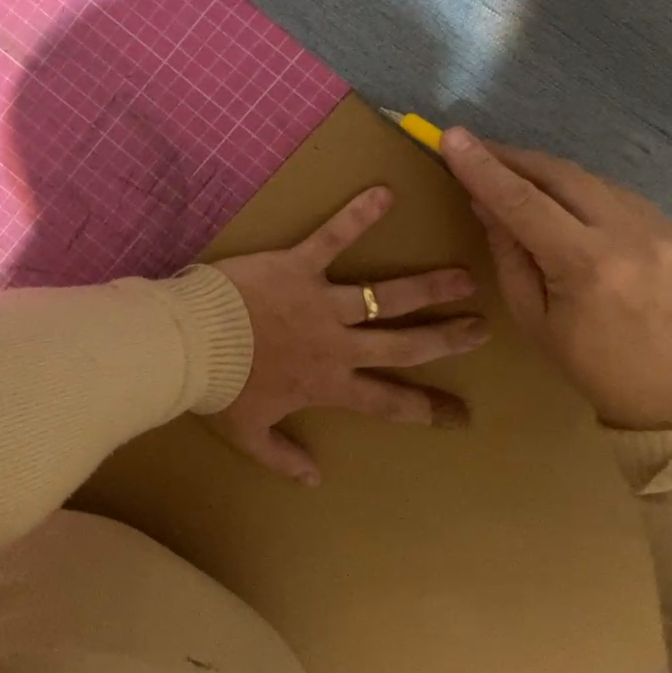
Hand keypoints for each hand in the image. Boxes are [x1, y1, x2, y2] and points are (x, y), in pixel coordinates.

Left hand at [207, 186, 487, 484]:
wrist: (189, 344)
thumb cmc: (218, 388)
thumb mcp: (249, 434)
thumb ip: (283, 458)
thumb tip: (314, 481)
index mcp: (327, 384)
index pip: (388, 402)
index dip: (426, 409)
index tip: (461, 414)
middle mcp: (336, 344)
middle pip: (404, 344)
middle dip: (446, 339)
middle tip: (482, 329)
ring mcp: (321, 302)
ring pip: (386, 295)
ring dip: (427, 286)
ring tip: (464, 276)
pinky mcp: (298, 266)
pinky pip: (332, 237)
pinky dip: (357, 215)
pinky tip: (383, 192)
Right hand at [438, 128, 671, 429]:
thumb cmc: (598, 369)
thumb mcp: (534, 320)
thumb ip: (509, 255)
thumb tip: (486, 203)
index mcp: (588, 265)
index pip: (522, 200)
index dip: (482, 166)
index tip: (451, 137)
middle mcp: (632, 235)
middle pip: (560, 174)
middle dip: (514, 158)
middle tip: (477, 150)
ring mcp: (667, 230)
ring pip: (593, 182)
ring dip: (550, 176)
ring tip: (519, 182)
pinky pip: (623, 200)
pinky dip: (587, 197)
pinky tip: (571, 211)